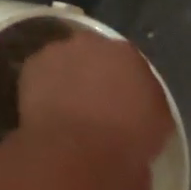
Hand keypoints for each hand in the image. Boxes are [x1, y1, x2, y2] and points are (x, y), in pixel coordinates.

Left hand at [17, 31, 173, 164]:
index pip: (125, 59)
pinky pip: (42, 72)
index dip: (123, 78)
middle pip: (92, 52)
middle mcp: (89, 42)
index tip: (122, 96)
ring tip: (69, 104)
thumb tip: (133, 96)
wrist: (80, 147)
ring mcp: (56, 50)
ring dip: (67, 74)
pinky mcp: (32, 64)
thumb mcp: (158, 120)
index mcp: (126, 53)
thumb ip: (144, 96)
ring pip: (64, 59)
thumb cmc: (128, 139)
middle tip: (95, 97)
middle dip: (93, 69)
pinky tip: (50, 106)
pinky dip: (46, 84)